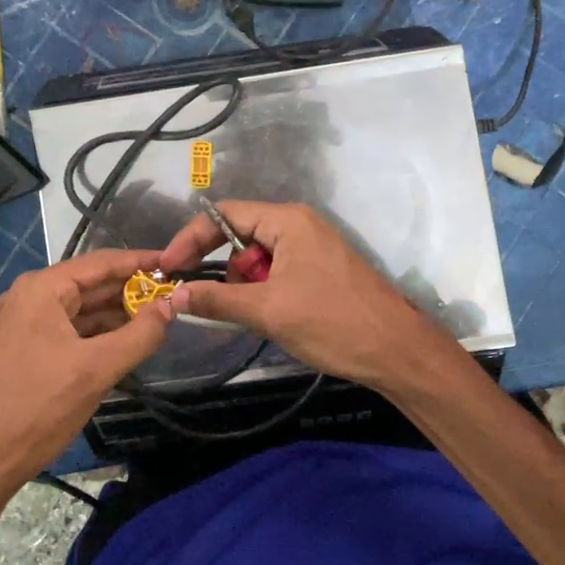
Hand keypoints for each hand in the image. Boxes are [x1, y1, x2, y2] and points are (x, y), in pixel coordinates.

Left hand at [0, 247, 174, 482]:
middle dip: (131, 290)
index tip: (176, 262)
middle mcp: (31, 296)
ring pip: (81, 310)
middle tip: (173, 296)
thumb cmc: (37, 407)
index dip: (140, 261)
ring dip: (116, 314)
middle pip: (90, 284)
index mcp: (43, 288)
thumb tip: (172, 305)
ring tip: (158, 319)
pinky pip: (69, 331)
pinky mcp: (23, 349)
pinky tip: (124, 343)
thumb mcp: (96, 370)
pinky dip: (97, 334)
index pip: (101, 262)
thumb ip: (139, 335)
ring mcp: (24, 323)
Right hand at [161, 201, 448, 389]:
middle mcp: (299, 224)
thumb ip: (218, 300)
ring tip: (247, 314)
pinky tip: (265, 315)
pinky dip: (263, 290)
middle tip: (200, 298)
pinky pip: (278, 270)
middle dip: (220, 265)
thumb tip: (174, 296)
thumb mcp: (269, 311)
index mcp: (287, 220)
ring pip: (259, 256)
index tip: (167, 268)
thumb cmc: (332, 322)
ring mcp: (313, 246)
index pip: (225, 214)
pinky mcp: (321, 269)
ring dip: (243, 283)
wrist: (398, 351)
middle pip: (241, 233)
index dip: (191, 238)